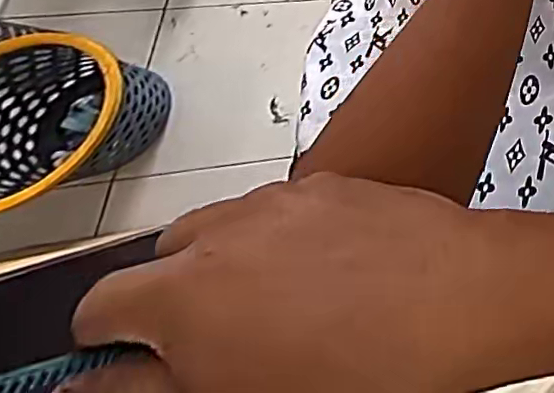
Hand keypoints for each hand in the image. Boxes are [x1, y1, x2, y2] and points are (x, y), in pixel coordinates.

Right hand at [69, 175, 536, 392]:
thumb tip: (93, 383)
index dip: (106, 339)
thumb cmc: (361, 360)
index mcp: (186, 287)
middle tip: (207, 334)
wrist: (459, 297)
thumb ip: (143, 389)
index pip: (102, 303)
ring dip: (234, 252)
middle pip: (172, 248)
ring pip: (235, 220)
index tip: (124, 360)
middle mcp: (239, 224)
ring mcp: (298, 194)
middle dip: (174, 287)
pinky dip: (290, 229)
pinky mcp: (348, 181)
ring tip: (274, 300)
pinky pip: (294, 203)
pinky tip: (326, 267)